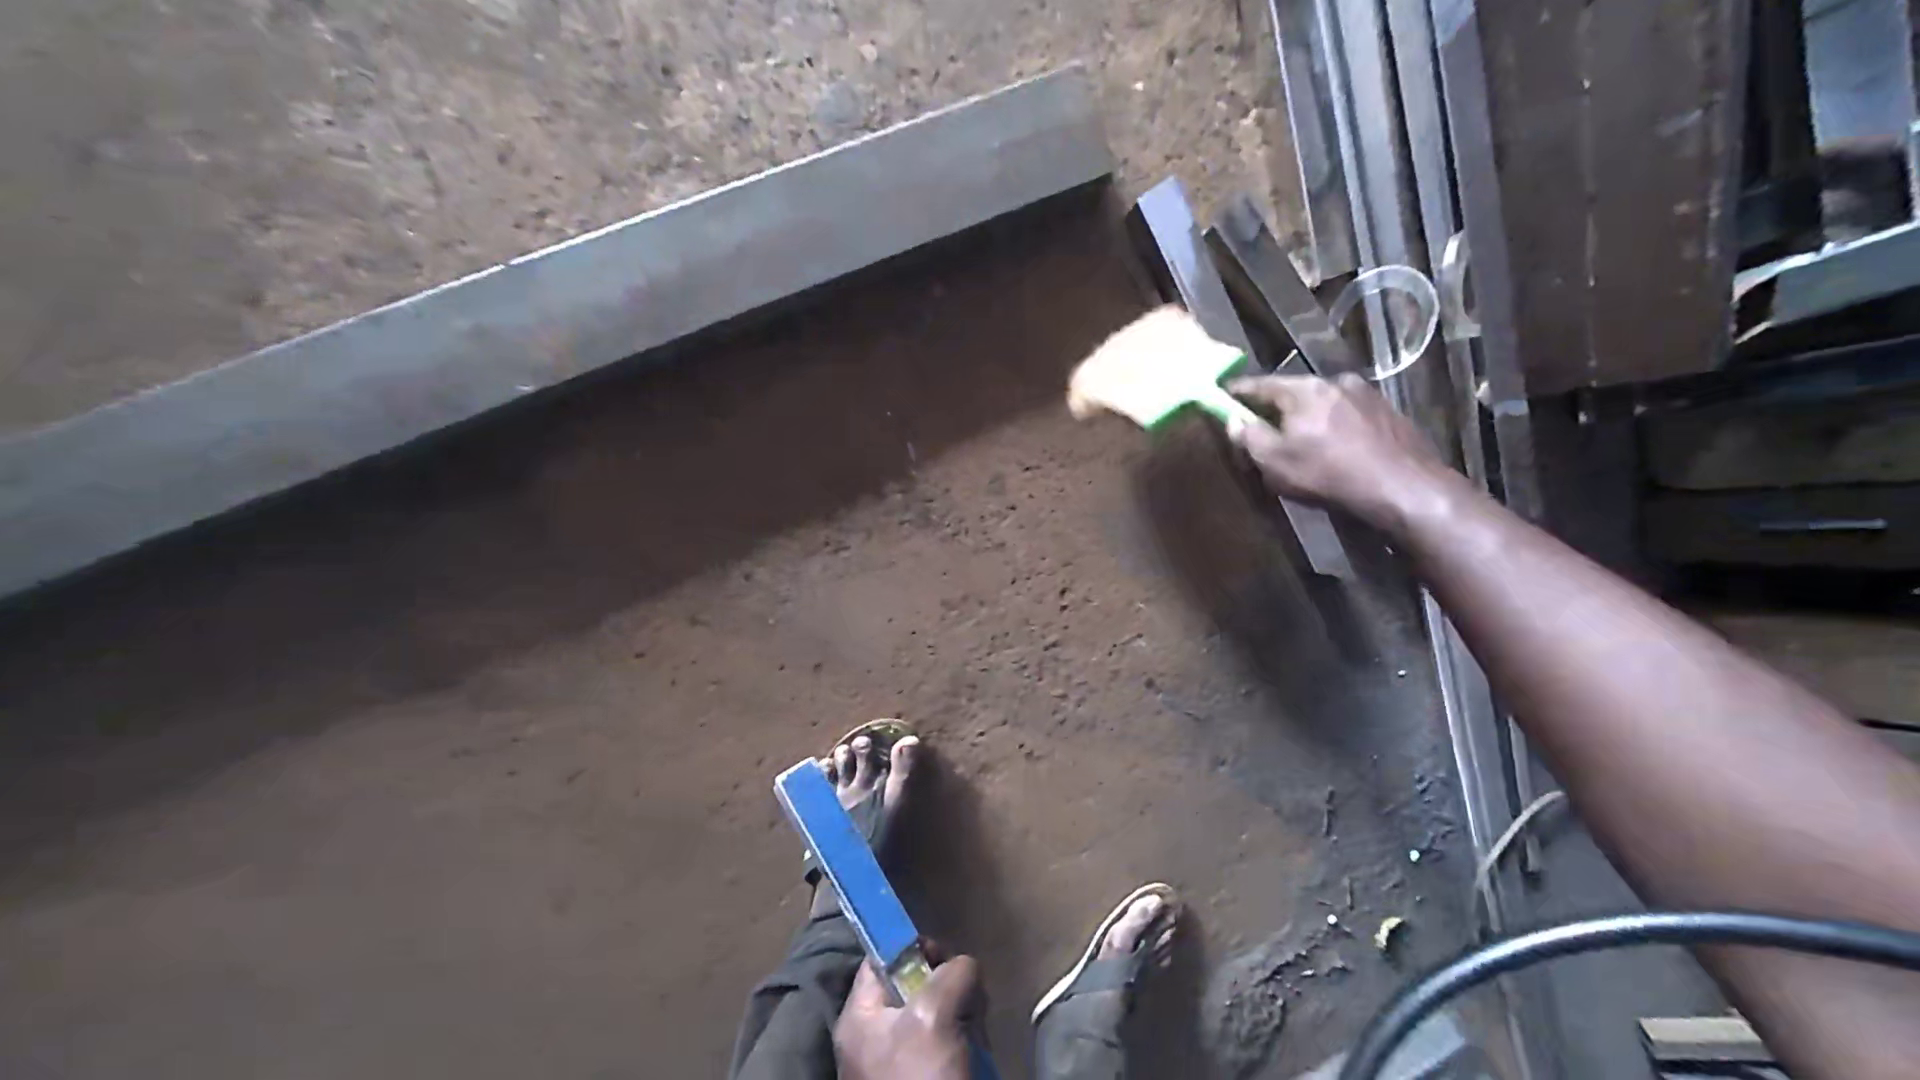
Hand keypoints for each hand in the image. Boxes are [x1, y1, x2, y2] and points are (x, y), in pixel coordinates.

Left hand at [833, 956, 981, 1079]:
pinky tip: (976, 1047)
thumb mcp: (932, 1017)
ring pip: (934, 1013)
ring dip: (960, 1011)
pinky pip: (946, 1043)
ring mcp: (899, 1063)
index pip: (879, 961)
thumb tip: (964, 965)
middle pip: (911, 985)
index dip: (909, 947)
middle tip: (965, 993)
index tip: (941, 951)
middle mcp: (874, 1037)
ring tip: (975, 1023)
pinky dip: (964, 1039)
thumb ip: (948, 976)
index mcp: (859, 1018)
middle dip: (944, 983)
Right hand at [1225, 373, 1465, 533]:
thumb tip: (1234, 420)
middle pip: (1293, 392)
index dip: (1238, 392)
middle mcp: (1335, 381)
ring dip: (1308, 417)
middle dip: (1276, 408)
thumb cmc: (1327, 473)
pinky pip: (1348, 414)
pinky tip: (1336, 448)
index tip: (1223, 396)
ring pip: (1323, 403)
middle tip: (1263, 428)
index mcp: (1303, 389)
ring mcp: (1366, 394)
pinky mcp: (1388, 411)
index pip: (1259, 384)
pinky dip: (1335, 426)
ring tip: (1304, 442)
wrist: (1403, 487)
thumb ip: (1248, 436)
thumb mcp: (1274, 461)